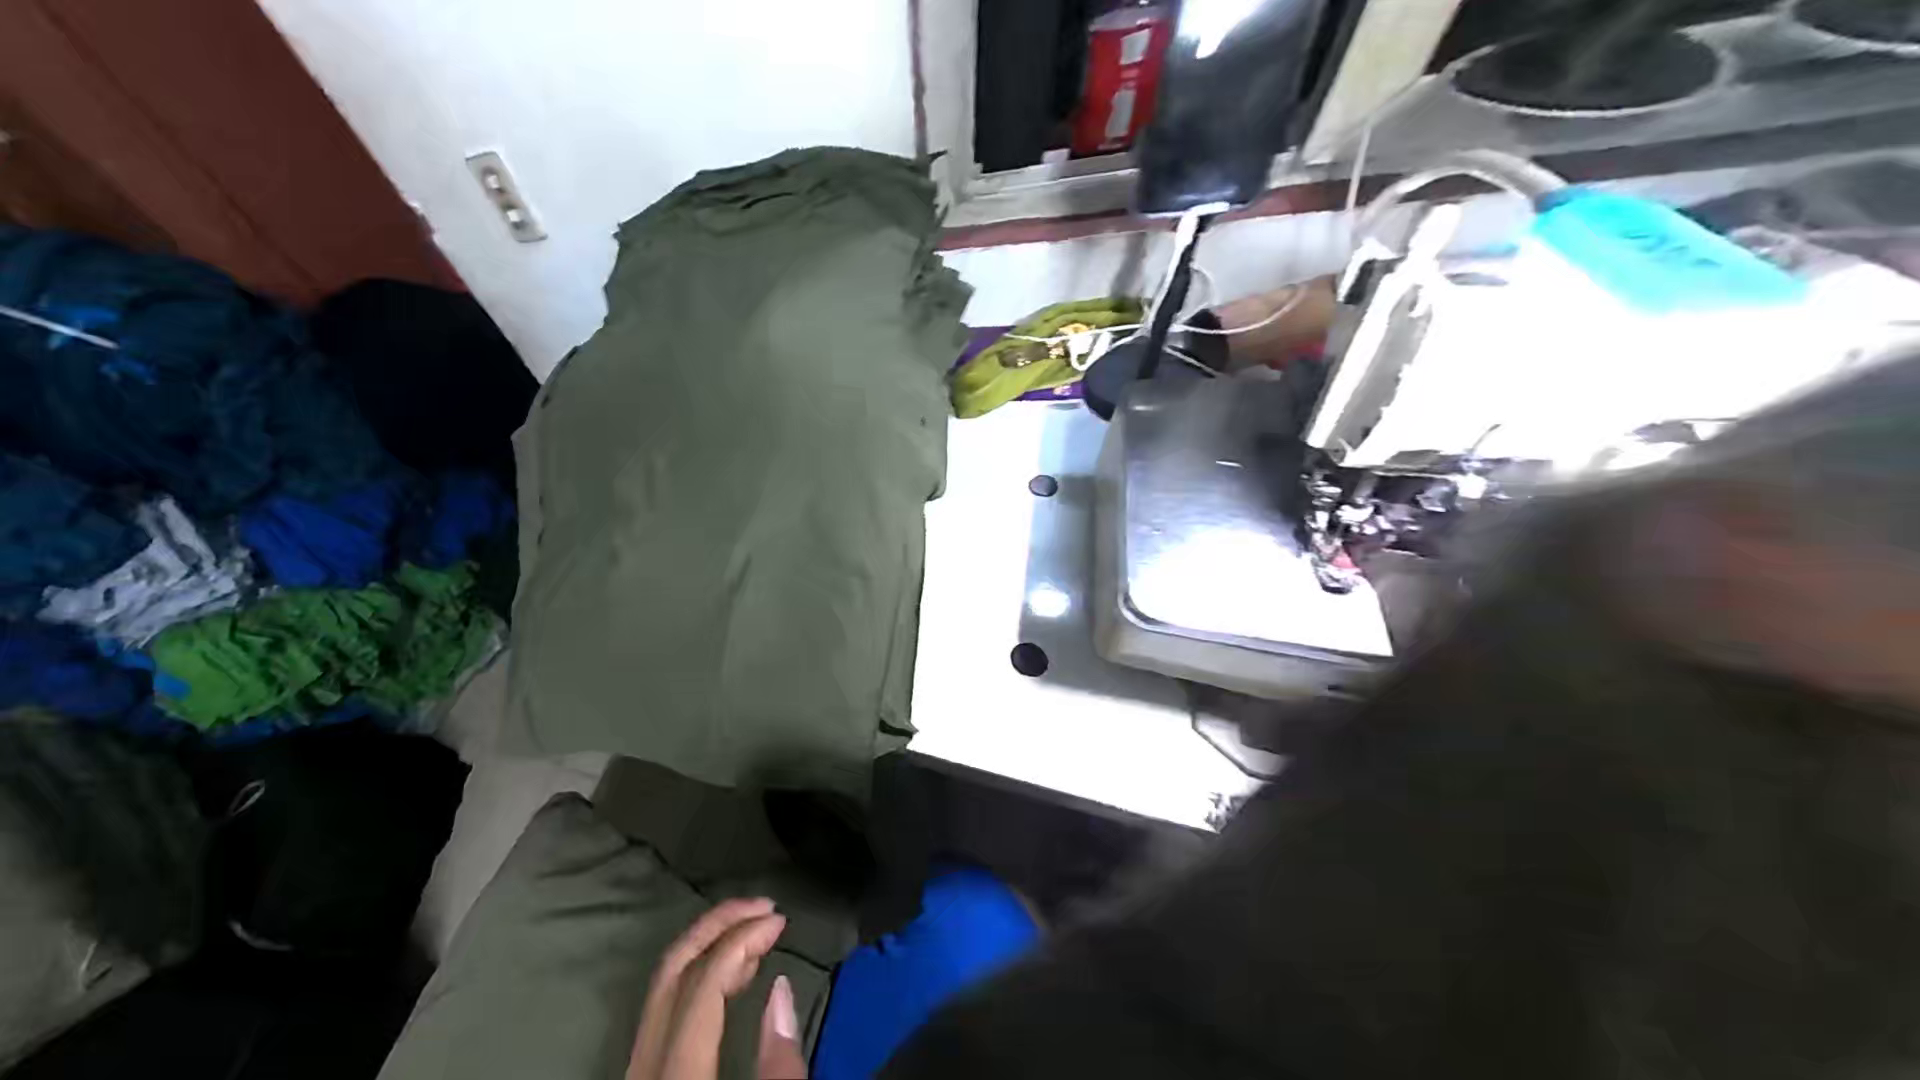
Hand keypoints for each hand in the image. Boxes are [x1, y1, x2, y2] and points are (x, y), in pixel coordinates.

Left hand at [626, 897, 809, 1079]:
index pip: (703, 982)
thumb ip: (779, 1067)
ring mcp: (637, 1067)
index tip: (779, 920)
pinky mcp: (647, 1070)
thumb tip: (781, 988)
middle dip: (719, 925)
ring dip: (710, 944)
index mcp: (676, 1073)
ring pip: (663, 985)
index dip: (742, 939)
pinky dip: (698, 972)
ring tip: (755, 930)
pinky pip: (664, 1004)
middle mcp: (644, 1063)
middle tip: (763, 906)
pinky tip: (731, 972)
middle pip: (673, 970)